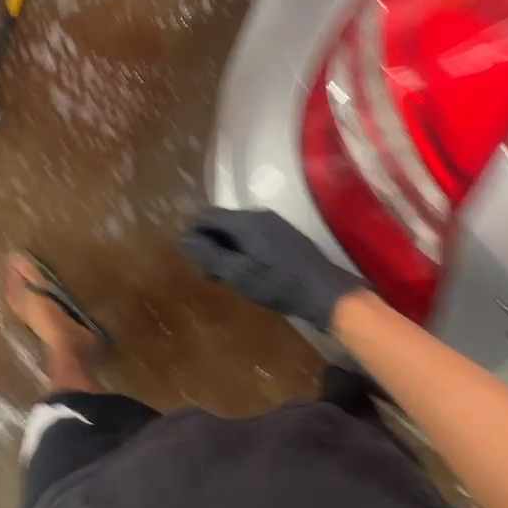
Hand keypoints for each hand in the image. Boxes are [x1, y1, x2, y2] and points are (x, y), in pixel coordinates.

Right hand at [177, 208, 368, 330]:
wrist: (326, 292)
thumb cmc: (279, 285)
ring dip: (227, 249)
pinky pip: (255, 236)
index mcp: (245, 220)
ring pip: (240, 230)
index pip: (208, 215)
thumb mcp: (238, 274)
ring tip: (226, 276)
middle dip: (210, 244)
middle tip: (207, 274)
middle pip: (224, 222)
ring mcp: (276, 224)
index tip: (188, 258)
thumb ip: (209, 255)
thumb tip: (182, 239)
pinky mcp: (287, 236)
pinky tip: (248, 272)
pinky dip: (243, 250)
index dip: (193, 233)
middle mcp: (259, 215)